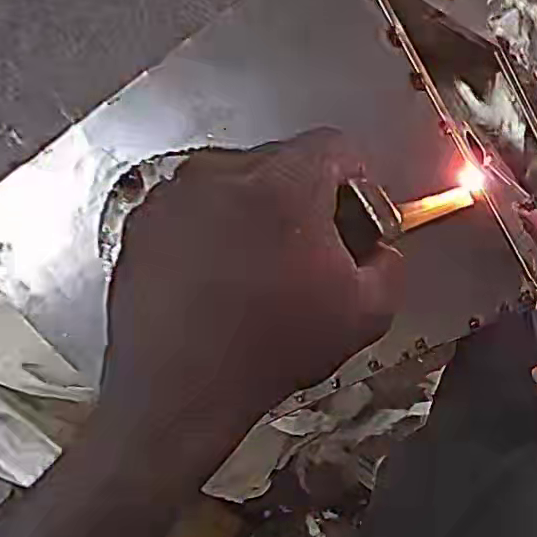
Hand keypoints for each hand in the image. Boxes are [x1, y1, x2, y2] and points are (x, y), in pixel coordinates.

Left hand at [102, 129, 404, 437]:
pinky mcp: (143, 221)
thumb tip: (381, 250)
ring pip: (241, 180)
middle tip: (315, 251)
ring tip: (266, 268)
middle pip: (287, 160)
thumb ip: (392, 264)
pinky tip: (227, 276)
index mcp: (283, 185)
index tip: (355, 218)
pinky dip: (221, 227)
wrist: (183, 390)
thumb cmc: (275, 345)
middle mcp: (222, 174)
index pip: (335, 145)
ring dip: (264, 210)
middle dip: (311, 197)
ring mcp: (175, 195)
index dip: (358, 181)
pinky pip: (201, 205)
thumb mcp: (369, 311)